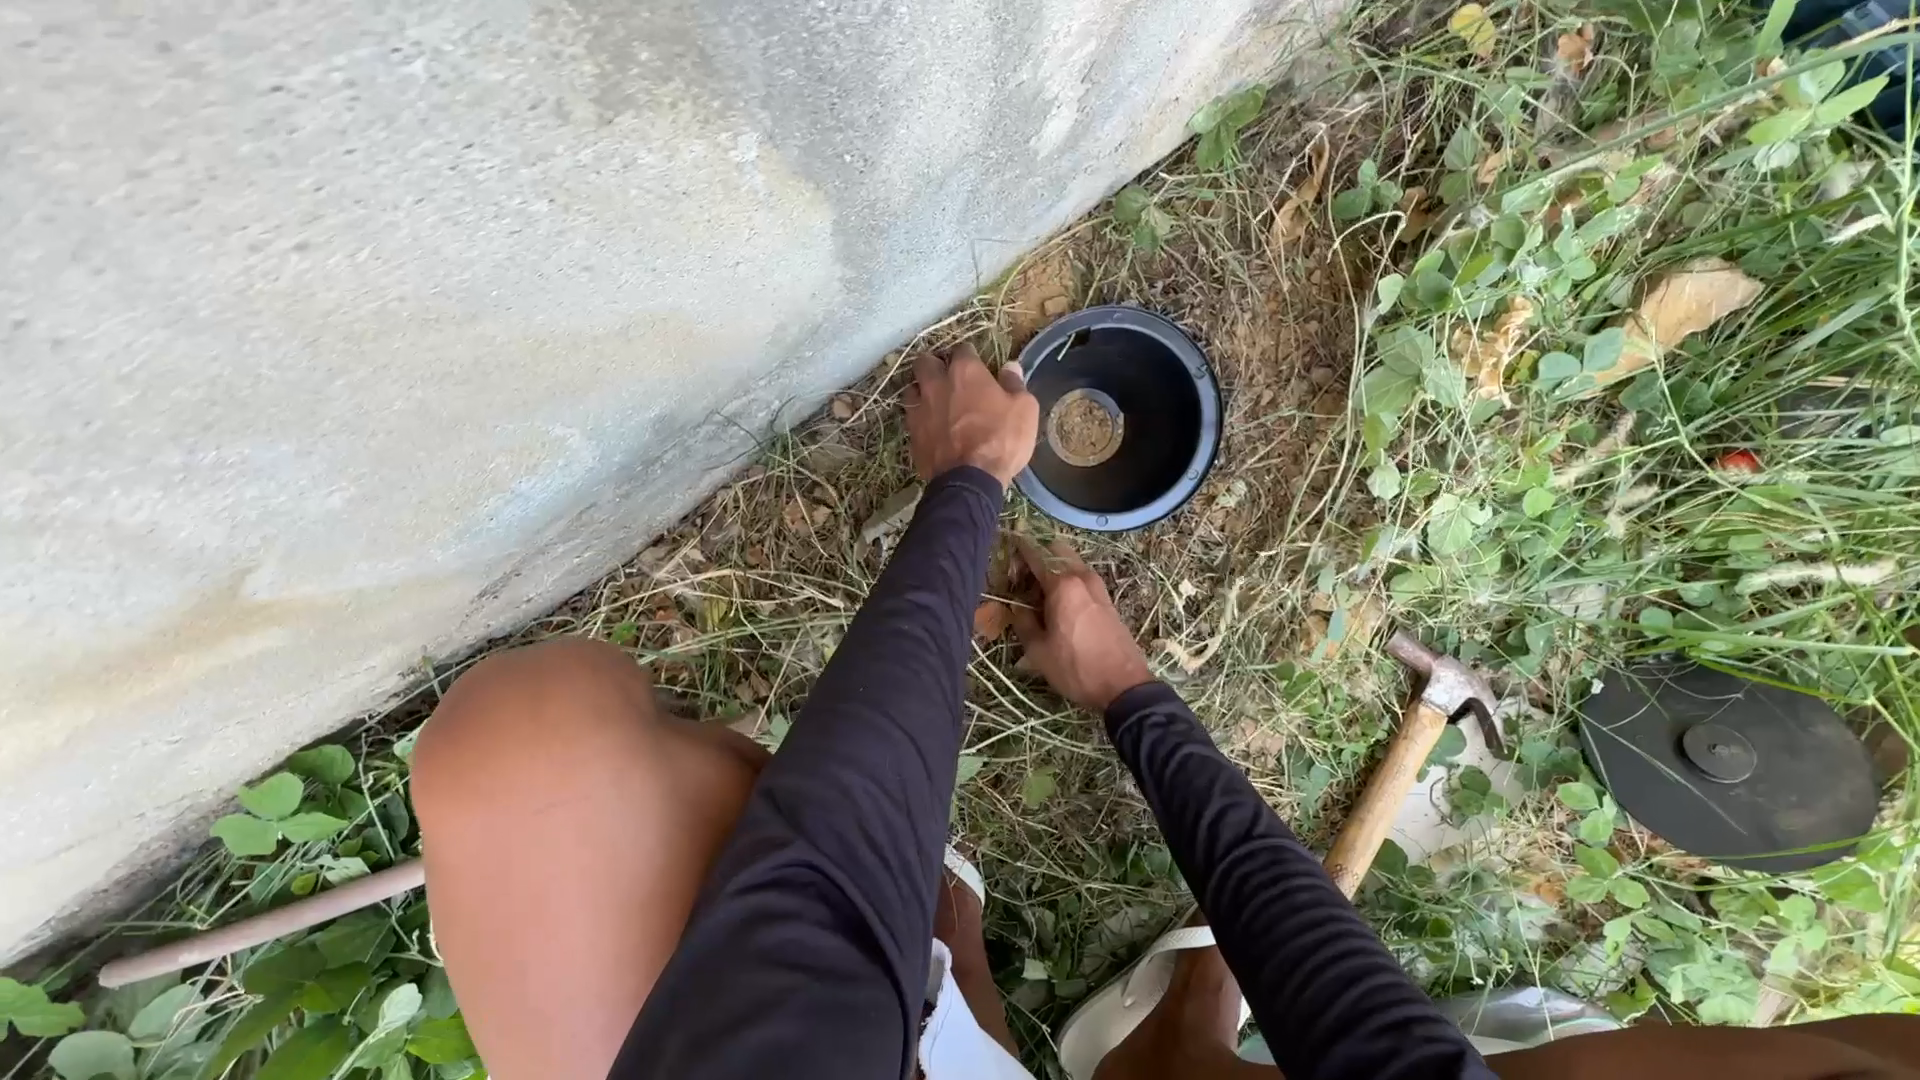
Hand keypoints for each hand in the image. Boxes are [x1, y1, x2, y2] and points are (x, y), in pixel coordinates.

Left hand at [904, 342, 1038, 486]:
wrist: (969, 480)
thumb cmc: (1001, 439)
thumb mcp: (1024, 410)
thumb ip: (1015, 384)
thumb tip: (1010, 367)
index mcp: (965, 372)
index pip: (962, 350)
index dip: (969, 356)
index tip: (976, 365)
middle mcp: (936, 384)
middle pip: (926, 362)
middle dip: (934, 364)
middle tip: (946, 376)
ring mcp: (919, 409)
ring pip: (911, 388)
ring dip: (921, 390)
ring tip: (933, 400)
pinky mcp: (911, 434)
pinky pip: (910, 417)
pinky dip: (918, 417)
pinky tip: (928, 425)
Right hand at [1008, 534, 1154, 711]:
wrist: (1123, 686)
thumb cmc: (1075, 667)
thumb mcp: (1038, 651)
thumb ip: (1022, 622)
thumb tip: (1017, 608)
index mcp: (1062, 585)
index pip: (1035, 556)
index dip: (1018, 552)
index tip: (1007, 552)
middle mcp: (1081, 577)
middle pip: (1056, 551)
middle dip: (1039, 557)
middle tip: (1023, 578)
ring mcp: (1098, 587)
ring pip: (1071, 564)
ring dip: (1055, 570)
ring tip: (1038, 594)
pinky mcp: (1107, 600)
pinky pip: (1082, 580)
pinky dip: (1068, 582)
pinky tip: (1057, 604)